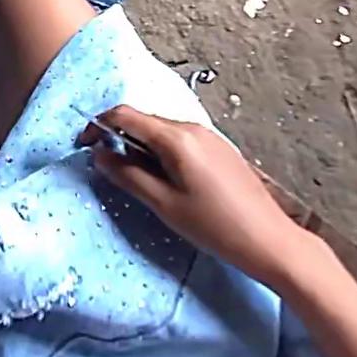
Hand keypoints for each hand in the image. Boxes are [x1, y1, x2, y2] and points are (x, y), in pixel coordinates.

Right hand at [78, 106, 315, 289]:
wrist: (273, 242)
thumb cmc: (216, 226)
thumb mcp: (164, 205)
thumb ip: (128, 176)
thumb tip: (100, 155)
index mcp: (176, 137)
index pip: (125, 115)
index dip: (98, 125)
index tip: (83, 144)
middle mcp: (192, 127)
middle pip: (143, 120)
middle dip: (119, 137)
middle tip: (106, 166)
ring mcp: (208, 136)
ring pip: (161, 131)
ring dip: (140, 146)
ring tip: (136, 177)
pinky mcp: (218, 148)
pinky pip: (179, 140)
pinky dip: (161, 152)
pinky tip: (165, 179)